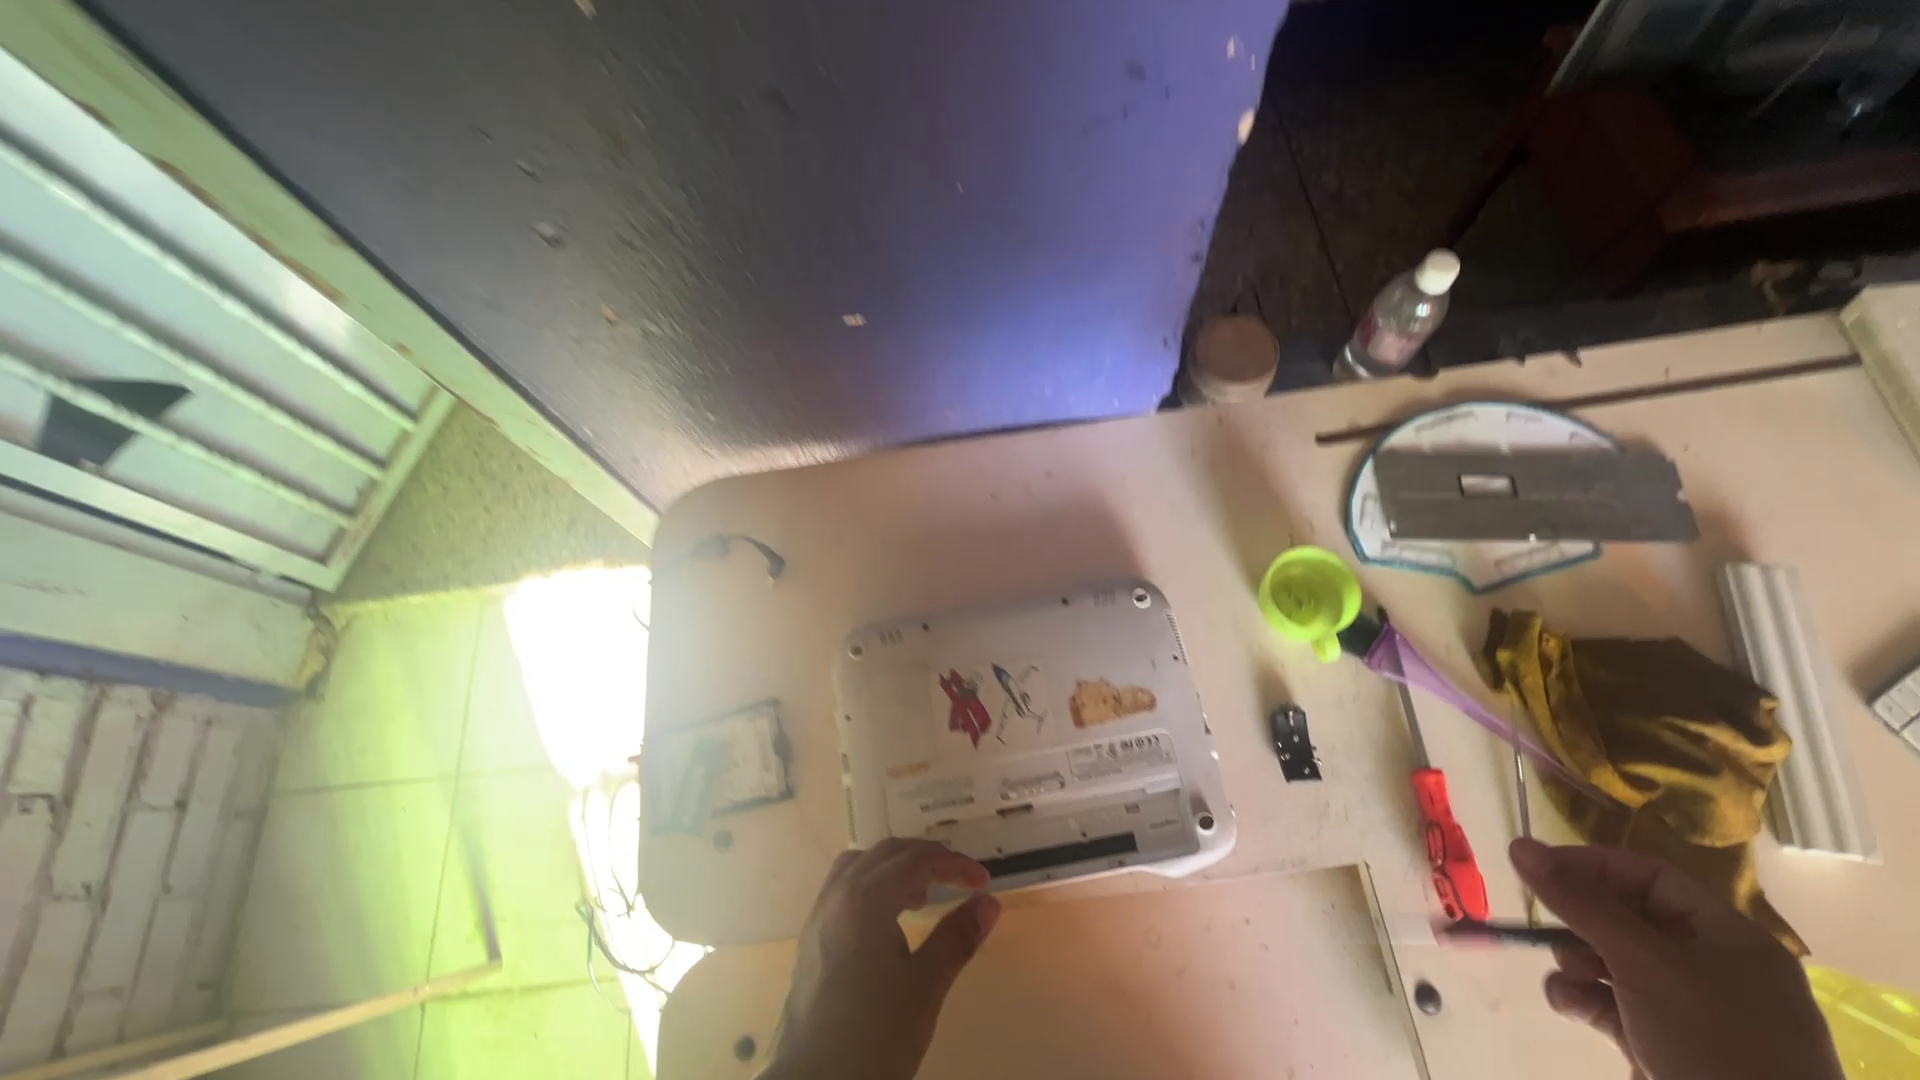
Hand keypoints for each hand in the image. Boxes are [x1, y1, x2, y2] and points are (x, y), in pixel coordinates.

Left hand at [762, 839, 1000, 1079]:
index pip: (916, 860)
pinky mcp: (811, 939)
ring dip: (896, 868)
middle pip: (886, 853)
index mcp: (865, 900)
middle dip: (927, 858)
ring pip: (860, 865)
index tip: (983, 883)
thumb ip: (957, 938)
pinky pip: (844, 888)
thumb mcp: (925, 987)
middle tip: (960, 881)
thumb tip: (988, 903)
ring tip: (923, 895)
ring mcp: (819, 916)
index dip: (954, 864)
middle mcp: (837, 896)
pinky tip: (888, 919)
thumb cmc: (874, 1035)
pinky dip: (873, 885)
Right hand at [1509, 838, 1841, 1079]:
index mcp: (1728, 937)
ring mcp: (1688, 1009)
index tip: (1538, 869)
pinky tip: (1569, 1006)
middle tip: (1542, 922)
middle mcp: (1711, 966)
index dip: (1592, 866)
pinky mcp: (1663, 1043)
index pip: (1649, 876)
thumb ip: (1580, 902)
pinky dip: (1583, 999)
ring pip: (1612, 961)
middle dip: (1579, 920)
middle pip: (1626, 918)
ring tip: (1567, 975)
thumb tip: (1519, 845)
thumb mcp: (1643, 962)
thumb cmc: (1714, 1040)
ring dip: (1575, 962)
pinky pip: (1611, 1003)